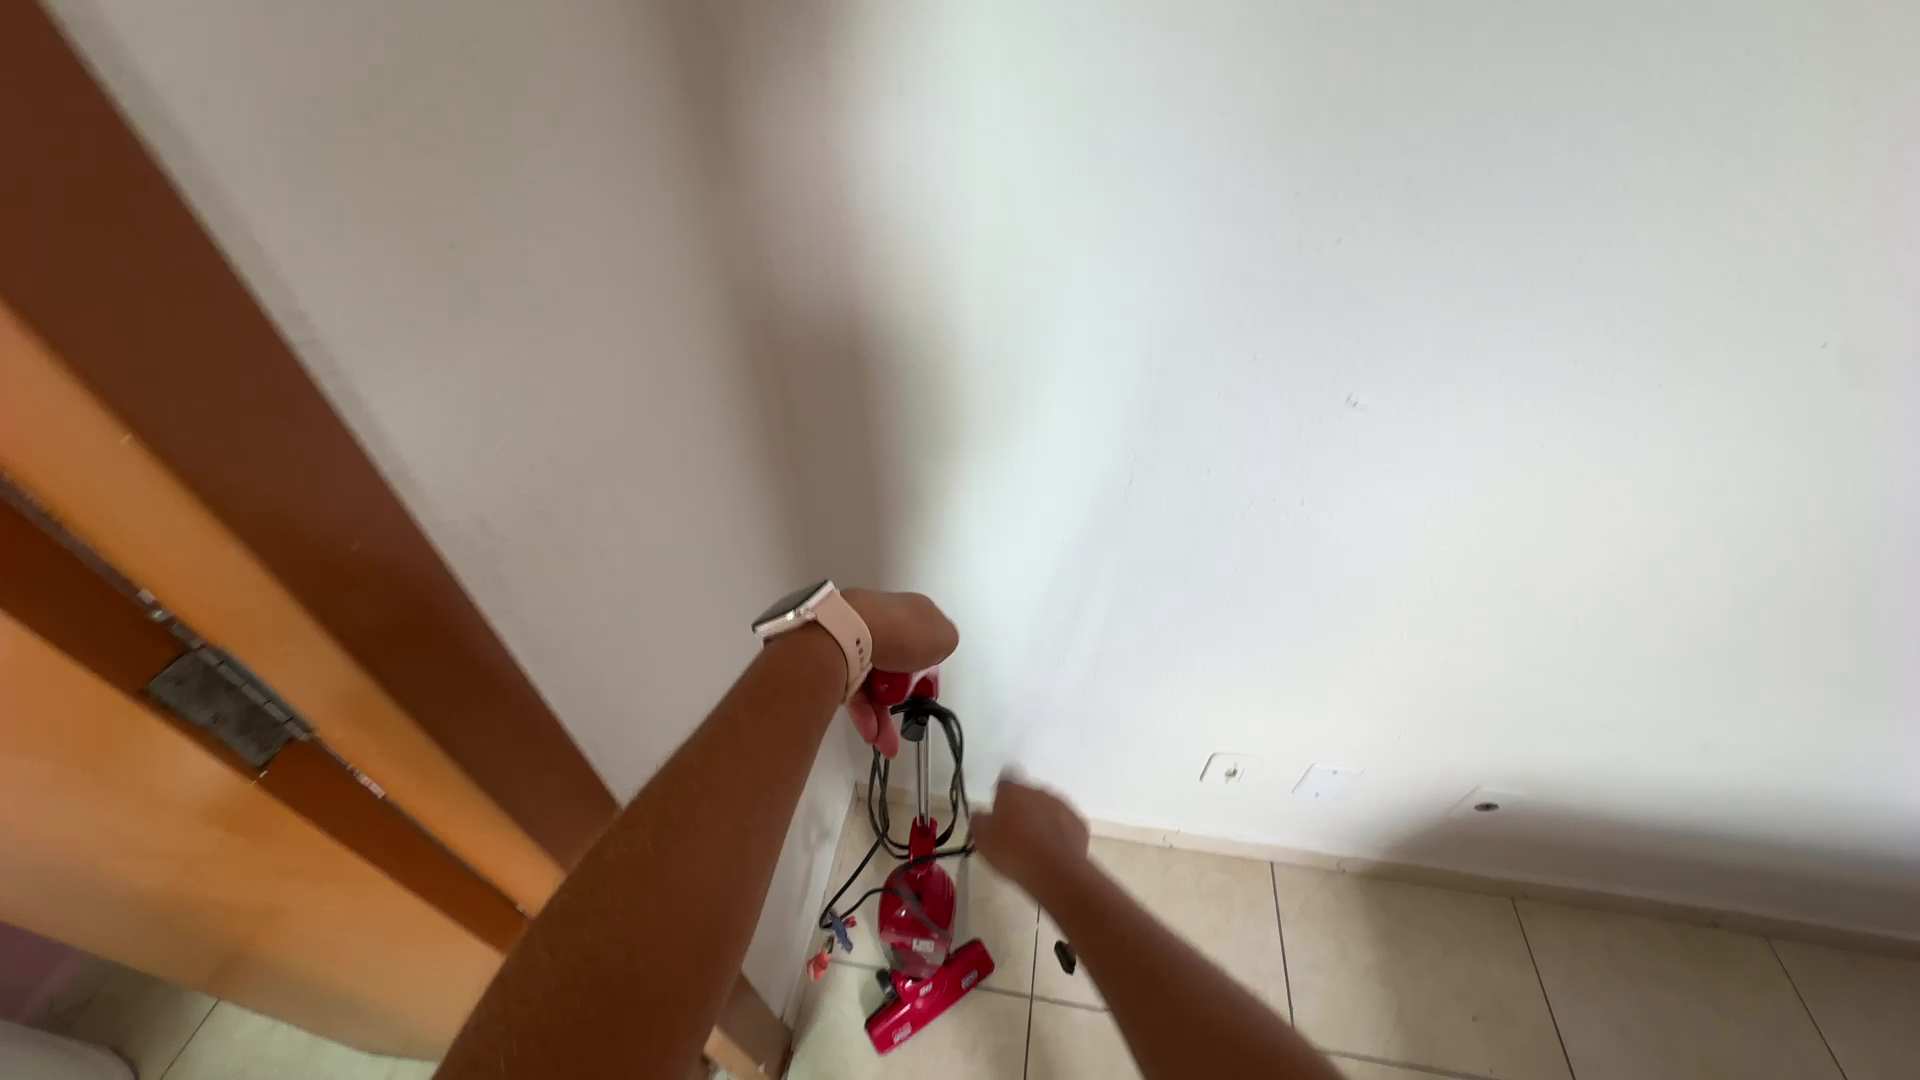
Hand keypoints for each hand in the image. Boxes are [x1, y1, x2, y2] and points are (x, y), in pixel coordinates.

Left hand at [842, 588, 957, 758]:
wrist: (849, 633)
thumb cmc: (902, 633)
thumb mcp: (944, 637)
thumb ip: (945, 643)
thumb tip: (935, 649)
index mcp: (911, 611)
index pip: (923, 639)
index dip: (928, 667)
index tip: (927, 690)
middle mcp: (883, 622)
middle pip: (898, 663)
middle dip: (902, 696)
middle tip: (907, 715)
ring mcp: (856, 640)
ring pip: (874, 682)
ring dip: (883, 715)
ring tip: (886, 743)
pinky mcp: (834, 659)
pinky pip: (853, 689)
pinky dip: (864, 713)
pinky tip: (872, 733)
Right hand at [970, 775, 1091, 902]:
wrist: (1054, 872)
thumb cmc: (1012, 853)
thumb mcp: (982, 840)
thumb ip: (979, 821)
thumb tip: (981, 815)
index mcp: (1012, 790)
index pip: (1005, 781)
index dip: (1002, 796)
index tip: (999, 812)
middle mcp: (1038, 791)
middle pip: (1027, 794)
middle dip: (1022, 809)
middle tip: (1015, 833)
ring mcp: (1061, 804)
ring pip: (1047, 807)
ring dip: (1041, 820)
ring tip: (1035, 846)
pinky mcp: (1078, 822)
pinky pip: (1064, 823)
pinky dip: (1059, 832)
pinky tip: (1052, 851)